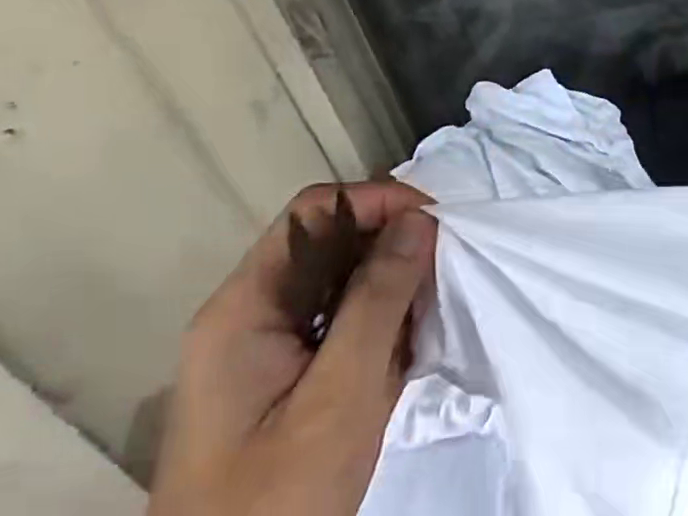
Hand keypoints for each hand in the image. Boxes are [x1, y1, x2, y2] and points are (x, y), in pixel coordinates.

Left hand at [149, 182, 435, 515]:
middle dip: (389, 246)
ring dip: (389, 288)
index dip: (376, 202)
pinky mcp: (283, 377)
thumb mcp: (340, 396)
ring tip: (429, 314)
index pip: (315, 213)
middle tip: (442, 269)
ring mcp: (263, 348)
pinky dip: (378, 324)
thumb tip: (417, 220)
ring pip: (338, 283)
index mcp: (244, 307)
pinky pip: (338, 323)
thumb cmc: (279, 499)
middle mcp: (249, 314)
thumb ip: (378, 300)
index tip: (435, 221)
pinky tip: (405, 349)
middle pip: (328, 244)